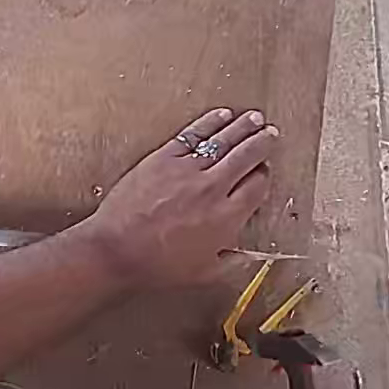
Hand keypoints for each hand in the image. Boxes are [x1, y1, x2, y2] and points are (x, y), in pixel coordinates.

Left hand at [68, 107, 278, 288]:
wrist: (117, 251)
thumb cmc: (158, 266)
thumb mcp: (204, 273)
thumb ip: (231, 261)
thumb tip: (247, 254)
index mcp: (227, 217)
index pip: (257, 186)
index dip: (263, 176)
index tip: (264, 172)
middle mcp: (213, 188)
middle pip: (247, 156)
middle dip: (263, 143)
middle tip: (271, 134)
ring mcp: (187, 170)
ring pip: (224, 140)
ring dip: (243, 126)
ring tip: (255, 118)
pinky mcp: (163, 158)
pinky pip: (193, 134)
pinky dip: (210, 122)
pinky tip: (222, 115)